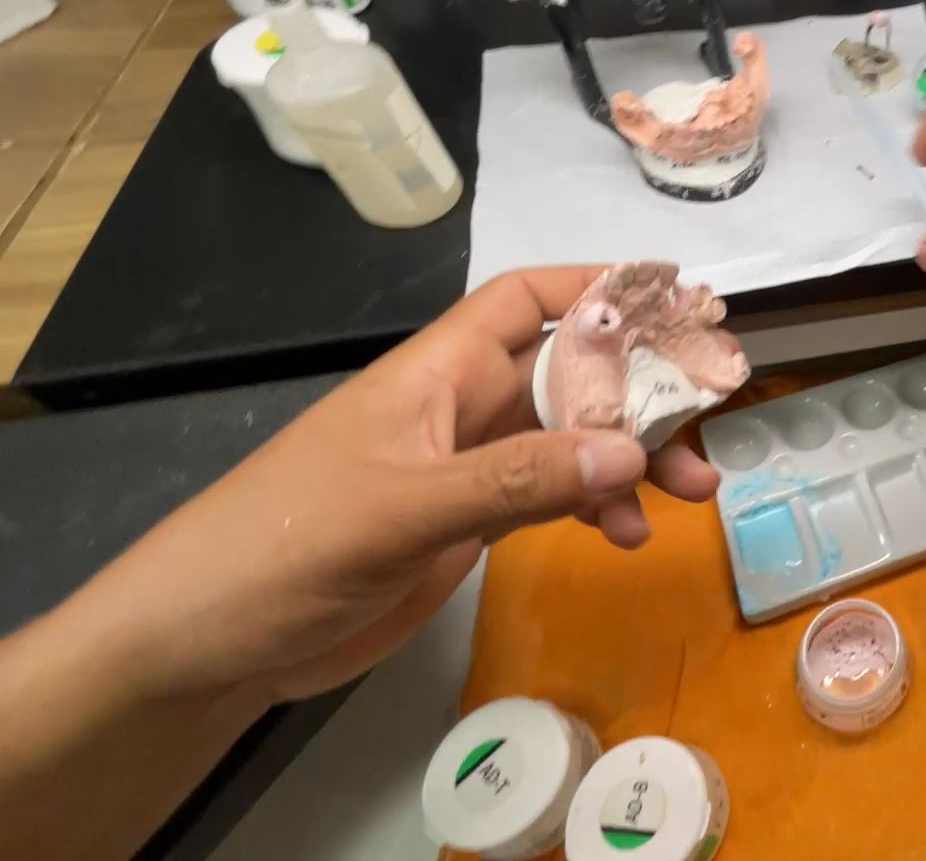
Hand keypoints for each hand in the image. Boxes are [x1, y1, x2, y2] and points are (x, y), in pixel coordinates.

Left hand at [71, 267, 718, 706]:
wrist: (201, 656)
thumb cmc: (277, 551)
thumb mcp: (398, 510)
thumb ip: (515, 478)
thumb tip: (630, 451)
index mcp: (439, 373)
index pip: (525, 301)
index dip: (594, 286)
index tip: (669, 293)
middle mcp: (468, 408)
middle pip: (576, 376)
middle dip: (643, 391)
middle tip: (707, 410)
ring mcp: (479, 466)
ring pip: (580, 440)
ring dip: (636, 458)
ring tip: (690, 487)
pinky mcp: (482, 518)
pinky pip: (564, 494)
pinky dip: (602, 506)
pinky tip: (628, 534)